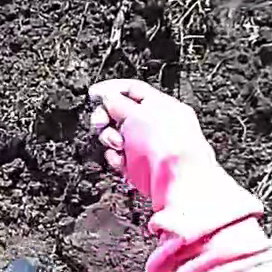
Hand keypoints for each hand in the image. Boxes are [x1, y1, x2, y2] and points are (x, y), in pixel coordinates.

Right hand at [87, 79, 218, 201]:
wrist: (177, 181)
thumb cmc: (166, 145)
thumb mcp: (136, 113)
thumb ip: (117, 102)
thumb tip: (107, 97)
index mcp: (163, 106)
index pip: (133, 90)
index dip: (111, 91)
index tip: (94, 95)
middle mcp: (158, 125)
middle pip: (121, 114)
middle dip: (106, 117)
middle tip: (100, 122)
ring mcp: (149, 147)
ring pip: (118, 136)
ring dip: (110, 138)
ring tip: (116, 145)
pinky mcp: (142, 168)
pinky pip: (120, 157)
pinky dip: (116, 158)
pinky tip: (120, 160)